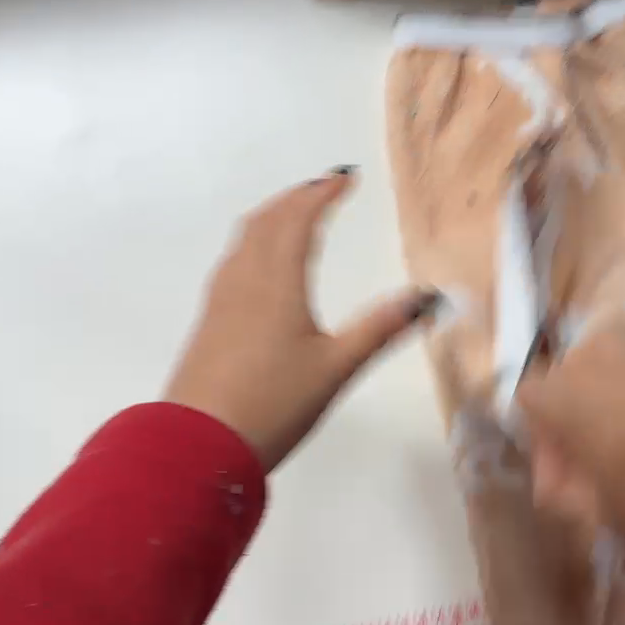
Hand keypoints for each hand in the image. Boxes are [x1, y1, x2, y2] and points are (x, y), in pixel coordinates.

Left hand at [165, 167, 437, 469]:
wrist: (197, 446)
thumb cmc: (273, 403)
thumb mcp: (336, 368)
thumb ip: (380, 328)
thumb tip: (428, 297)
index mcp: (277, 282)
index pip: (299, 220)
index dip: (322, 193)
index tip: (347, 178)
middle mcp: (245, 279)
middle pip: (268, 220)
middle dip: (298, 196)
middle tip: (325, 188)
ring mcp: (221, 299)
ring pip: (246, 238)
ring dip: (273, 215)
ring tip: (295, 213)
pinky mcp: (209, 320)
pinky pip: (234, 259)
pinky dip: (255, 240)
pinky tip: (261, 262)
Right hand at [517, 331, 624, 601]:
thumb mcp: (605, 517)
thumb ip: (563, 483)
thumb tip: (549, 462)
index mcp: (604, 428)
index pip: (539, 387)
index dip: (535, 416)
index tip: (553, 451)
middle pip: (577, 355)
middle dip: (567, 388)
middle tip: (581, 429)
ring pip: (615, 345)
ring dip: (601, 374)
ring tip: (615, 413)